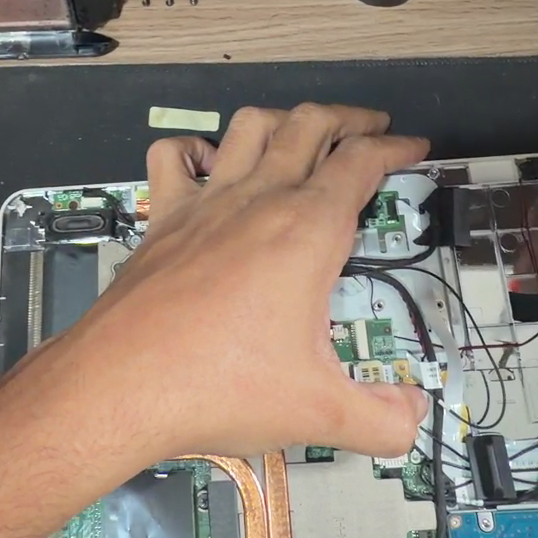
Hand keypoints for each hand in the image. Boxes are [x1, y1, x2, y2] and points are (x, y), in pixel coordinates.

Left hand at [29, 103, 431, 461]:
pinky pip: (173, 157)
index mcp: (307, 229)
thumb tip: (415, 415)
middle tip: (372, 128)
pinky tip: (210, 166)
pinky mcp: (164, 216)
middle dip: (350, 117)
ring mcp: (206, 201)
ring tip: (303, 135)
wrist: (123, 384)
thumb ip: (384, 420)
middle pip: (311, 124)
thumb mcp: (320, 415)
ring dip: (283, 119)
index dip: (395, 148)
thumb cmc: (223, 388)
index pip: (361, 162)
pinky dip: (194, 149)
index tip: (413, 147)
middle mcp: (259, 198)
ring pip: (250, 125)